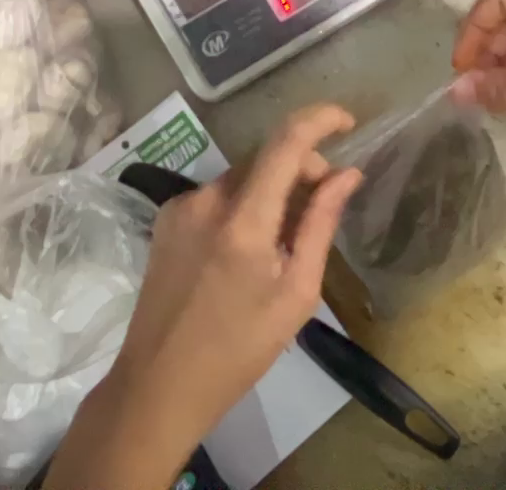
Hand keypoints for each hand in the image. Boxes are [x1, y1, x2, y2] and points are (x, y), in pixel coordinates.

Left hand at [51, 105, 362, 488]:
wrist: (157, 385)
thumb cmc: (238, 351)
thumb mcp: (296, 294)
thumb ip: (320, 225)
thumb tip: (348, 174)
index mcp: (244, 221)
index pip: (286, 141)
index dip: (320, 119)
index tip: (348, 122)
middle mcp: (208, 199)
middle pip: (266, 157)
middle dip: (302, 169)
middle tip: (322, 208)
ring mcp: (181, 206)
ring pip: (243, 176)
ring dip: (272, 189)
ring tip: (282, 241)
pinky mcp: (166, 217)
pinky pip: (218, 194)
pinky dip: (243, 204)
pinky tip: (245, 249)